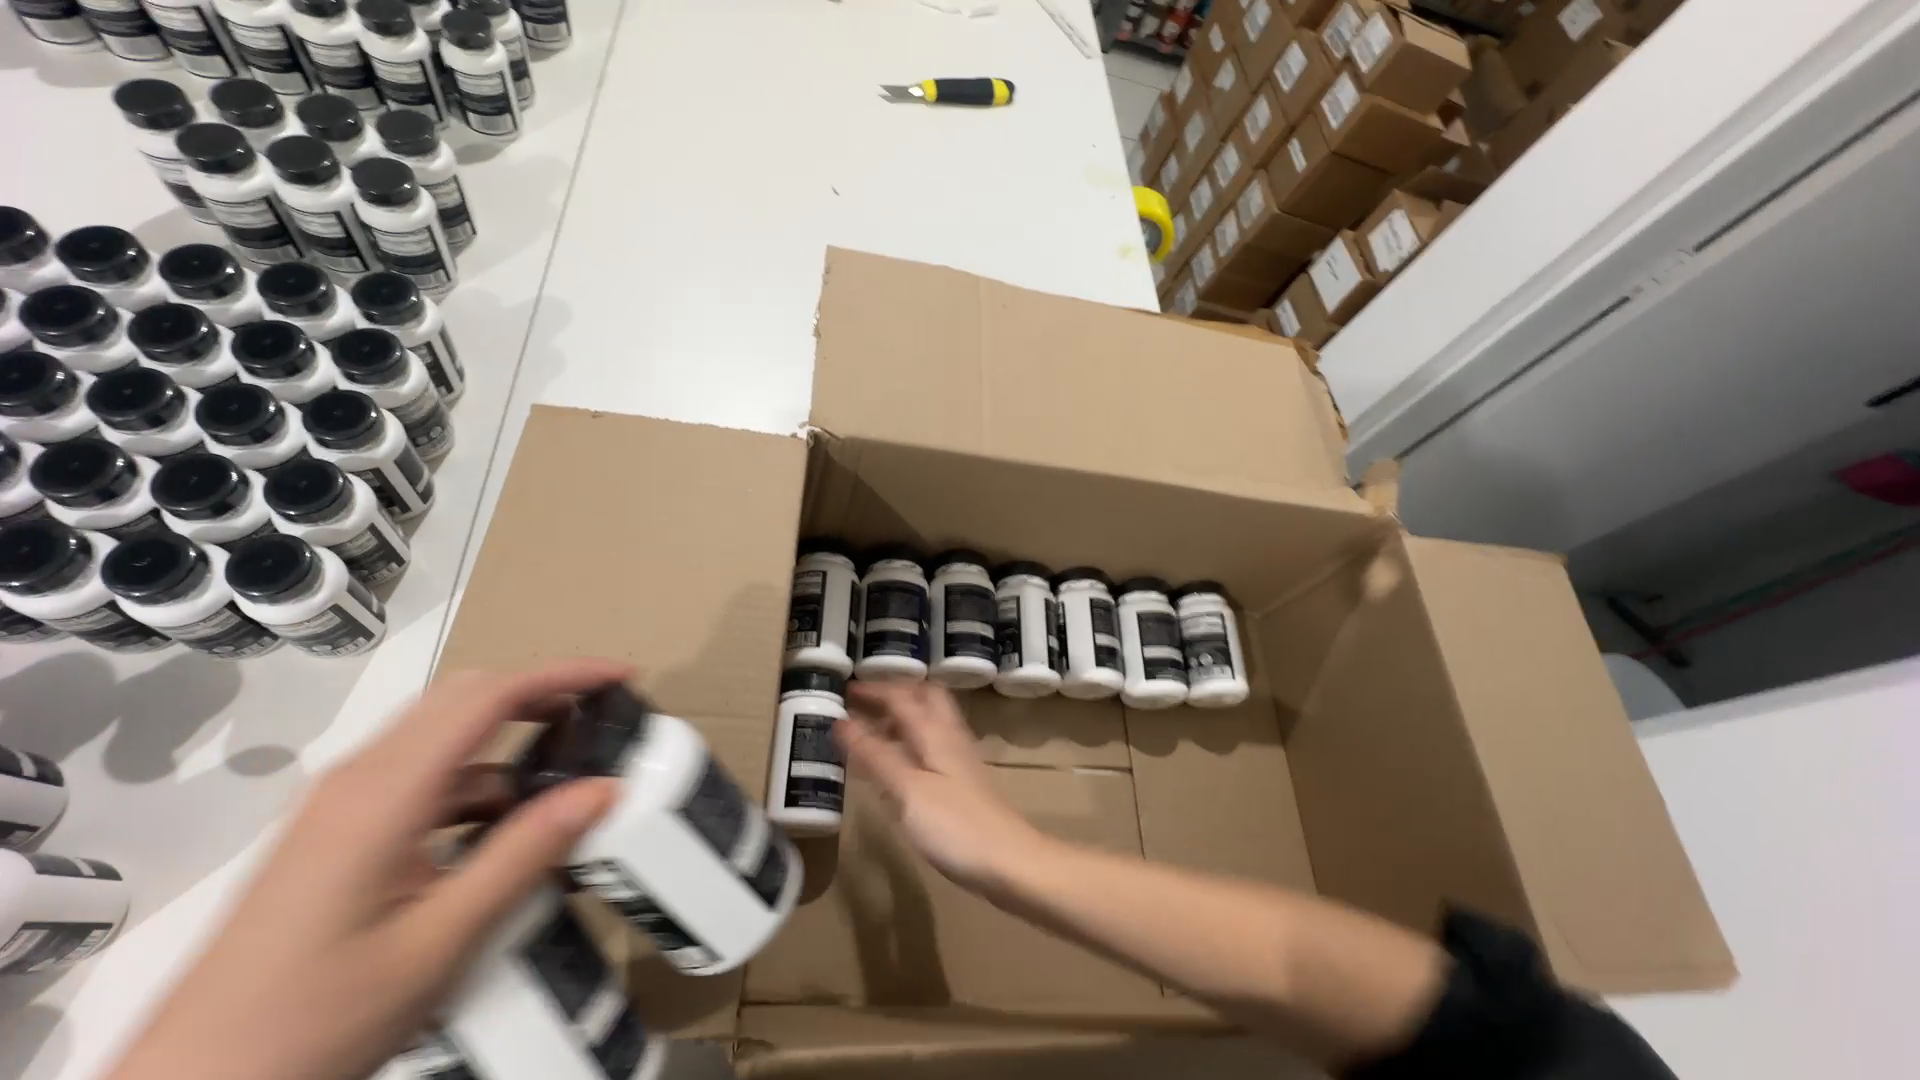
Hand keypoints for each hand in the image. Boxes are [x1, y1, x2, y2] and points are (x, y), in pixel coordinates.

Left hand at [107, 659, 631, 1079]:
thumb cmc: (320, 1016)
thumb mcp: (441, 940)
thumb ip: (525, 855)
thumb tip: (603, 789)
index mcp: (383, 792)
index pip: (488, 697)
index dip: (563, 675)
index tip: (623, 677)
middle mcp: (358, 779)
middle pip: (462, 700)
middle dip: (539, 695)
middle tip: (601, 719)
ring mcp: (340, 806)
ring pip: (441, 741)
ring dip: (507, 749)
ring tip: (564, 790)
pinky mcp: (335, 834)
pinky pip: (420, 783)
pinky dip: (475, 789)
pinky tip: (500, 838)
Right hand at [836, 681, 1044, 890]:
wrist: (1011, 864)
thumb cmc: (956, 826)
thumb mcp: (908, 790)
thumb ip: (876, 755)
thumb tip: (842, 721)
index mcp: (935, 732)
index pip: (902, 697)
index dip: (874, 690)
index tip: (844, 688)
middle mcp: (950, 738)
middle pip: (925, 699)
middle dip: (895, 694)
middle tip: (864, 704)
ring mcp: (960, 762)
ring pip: (931, 723)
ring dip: (903, 718)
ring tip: (873, 731)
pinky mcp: (963, 785)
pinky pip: (932, 748)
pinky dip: (911, 745)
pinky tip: (897, 768)